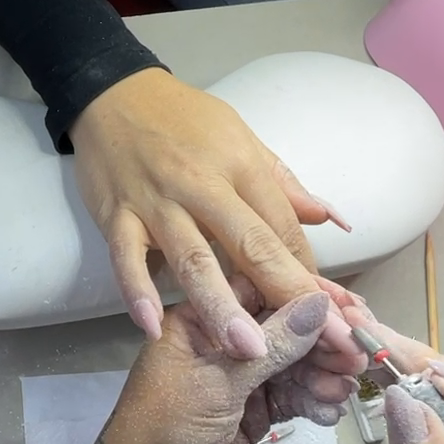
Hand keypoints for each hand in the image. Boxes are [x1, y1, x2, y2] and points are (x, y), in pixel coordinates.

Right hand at [70, 68, 354, 362]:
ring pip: (192, 258)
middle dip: (280, 293)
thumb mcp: (240, 137)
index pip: (280, 226)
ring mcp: (156, 203)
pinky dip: (138, 292)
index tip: (329, 315)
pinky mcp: (116, 215)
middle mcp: (202, 185)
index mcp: (240, 165)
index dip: (306, 271)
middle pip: (247, 244)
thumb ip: (282, 183)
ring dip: (219, 304)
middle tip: (314, 341)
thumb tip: (332, 219)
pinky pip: (127, 259)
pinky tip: (152, 327)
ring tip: (244, 349)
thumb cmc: (183, 119)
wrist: (112, 94)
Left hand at [104, 292, 331, 443]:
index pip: (259, 293)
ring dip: (320, 376)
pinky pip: (289, 396)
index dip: (305, 300)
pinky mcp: (251, 410)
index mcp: (199, 319)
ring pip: (292, 365)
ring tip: (341, 391)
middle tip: (355, 359)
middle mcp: (221, 342)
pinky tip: (328, 411)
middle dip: (321, 344)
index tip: (348, 310)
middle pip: (283, 330)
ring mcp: (238, 377)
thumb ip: (273, 344)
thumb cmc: (166, 425)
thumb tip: (319, 302)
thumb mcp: (219, 381)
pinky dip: (310, 402)